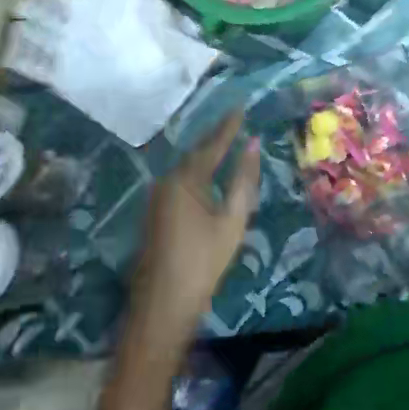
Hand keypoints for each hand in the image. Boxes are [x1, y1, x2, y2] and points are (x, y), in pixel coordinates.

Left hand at [128, 112, 260, 341]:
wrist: (163, 303)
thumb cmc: (203, 262)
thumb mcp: (232, 221)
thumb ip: (243, 180)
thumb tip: (252, 145)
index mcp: (186, 178)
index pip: (212, 144)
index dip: (228, 126)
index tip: (241, 106)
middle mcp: (167, 179)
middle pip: (195, 151)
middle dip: (215, 136)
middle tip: (233, 119)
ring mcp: (157, 195)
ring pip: (185, 165)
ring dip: (204, 153)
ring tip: (224, 140)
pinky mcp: (155, 210)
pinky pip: (179, 179)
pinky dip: (195, 170)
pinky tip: (206, 173)